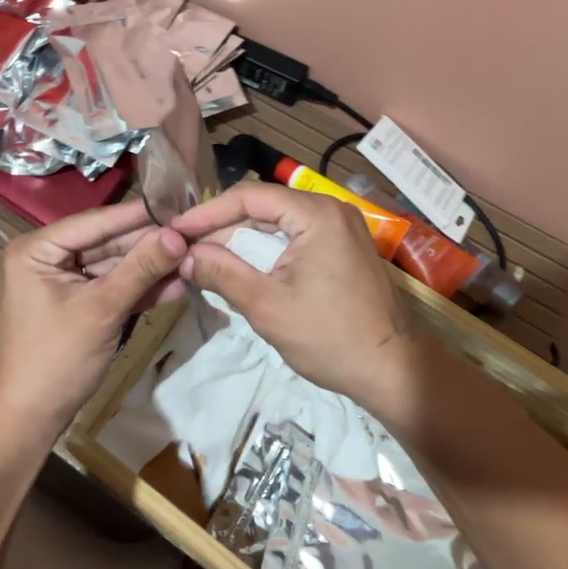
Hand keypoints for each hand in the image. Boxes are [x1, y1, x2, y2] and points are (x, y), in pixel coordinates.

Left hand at [0, 202, 188, 436]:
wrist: (29, 419)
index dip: (138, 216)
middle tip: (192, 237)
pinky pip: (109, 287)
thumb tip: (178, 235)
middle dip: (148, 245)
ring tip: (192, 260)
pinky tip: (175, 286)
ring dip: (149, 268)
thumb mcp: (102, 309)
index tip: (179, 207)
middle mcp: (46, 256)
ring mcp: (60, 281)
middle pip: (106, 242)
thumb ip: (140, 268)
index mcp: (37, 248)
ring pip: (112, 265)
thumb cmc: (57, 358)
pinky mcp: (75, 304)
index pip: (95, 222)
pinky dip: (137, 289)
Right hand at [168, 183, 419, 413]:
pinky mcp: (341, 247)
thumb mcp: (267, 306)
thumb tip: (185, 256)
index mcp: (316, 213)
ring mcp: (339, 227)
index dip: (206, 213)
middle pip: (262, 207)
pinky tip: (238, 267)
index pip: (248, 196)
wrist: (393, 371)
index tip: (174, 230)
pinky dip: (264, 251)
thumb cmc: (330, 338)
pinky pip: (293, 237)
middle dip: (221, 228)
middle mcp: (329, 209)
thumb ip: (223, 274)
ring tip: (203, 259)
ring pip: (276, 223)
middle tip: (184, 248)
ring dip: (240, 241)